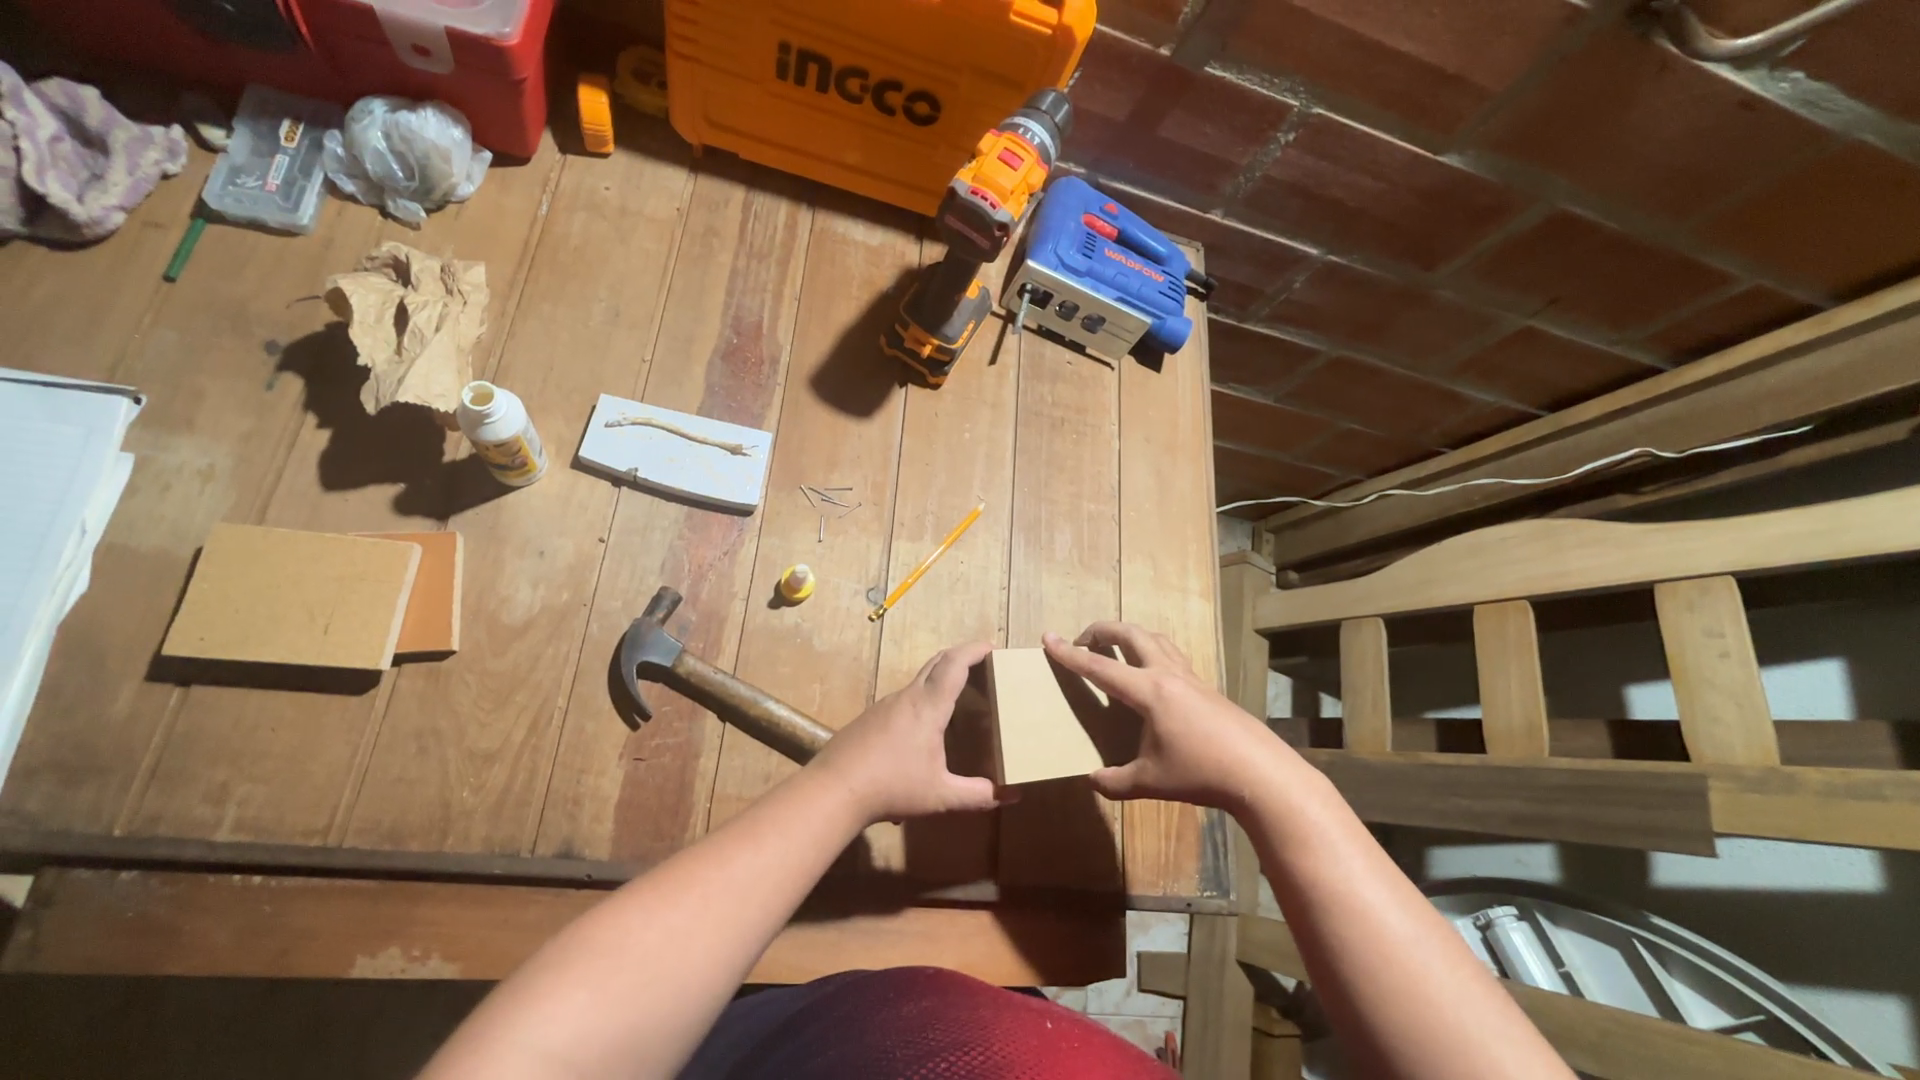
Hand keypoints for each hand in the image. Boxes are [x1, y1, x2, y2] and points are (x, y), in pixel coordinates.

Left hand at [806, 641, 1011, 824]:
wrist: (833, 790)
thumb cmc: (891, 787)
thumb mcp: (941, 796)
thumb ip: (979, 795)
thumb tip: (1013, 796)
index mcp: (928, 707)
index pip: (954, 665)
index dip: (973, 650)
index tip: (991, 646)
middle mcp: (906, 698)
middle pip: (936, 663)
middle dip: (960, 656)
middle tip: (981, 664)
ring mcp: (884, 706)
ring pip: (917, 681)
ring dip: (939, 679)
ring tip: (957, 696)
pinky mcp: (869, 718)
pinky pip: (902, 699)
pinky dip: (921, 699)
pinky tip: (924, 727)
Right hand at [1043, 622, 1283, 811]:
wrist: (1259, 772)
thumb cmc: (1200, 773)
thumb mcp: (1149, 782)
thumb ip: (1115, 781)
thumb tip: (1094, 780)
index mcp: (1149, 691)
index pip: (1099, 667)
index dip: (1070, 654)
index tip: (1048, 638)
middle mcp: (1168, 674)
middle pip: (1131, 634)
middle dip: (1101, 630)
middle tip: (1082, 641)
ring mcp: (1191, 677)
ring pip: (1156, 639)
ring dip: (1130, 636)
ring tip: (1114, 650)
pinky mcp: (1206, 687)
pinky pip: (1171, 655)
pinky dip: (1151, 652)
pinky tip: (1150, 677)